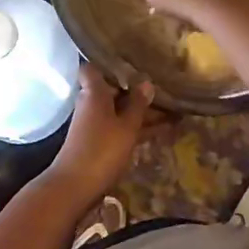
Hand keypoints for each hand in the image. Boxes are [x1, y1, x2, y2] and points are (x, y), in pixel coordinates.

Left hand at [44, 64, 153, 203]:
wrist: (75, 187)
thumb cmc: (102, 149)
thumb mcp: (127, 126)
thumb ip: (138, 104)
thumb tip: (146, 82)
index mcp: (94, 91)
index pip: (93, 67)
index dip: (109, 63)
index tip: (130, 61)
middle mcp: (91, 103)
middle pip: (113, 89)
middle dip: (137, 90)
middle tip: (164, 88)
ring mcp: (94, 123)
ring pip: (120, 110)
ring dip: (142, 111)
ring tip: (173, 111)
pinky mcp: (99, 141)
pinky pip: (121, 127)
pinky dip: (137, 127)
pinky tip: (161, 130)